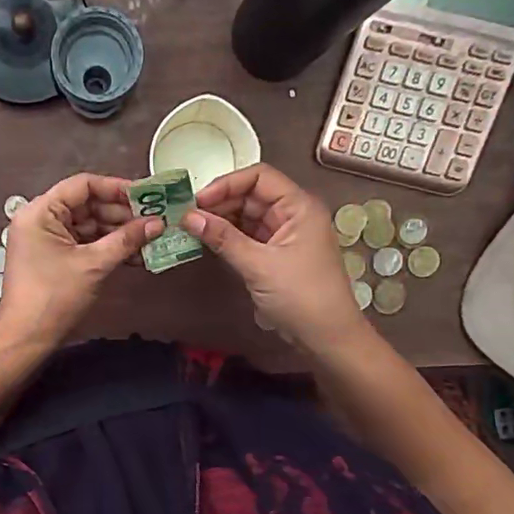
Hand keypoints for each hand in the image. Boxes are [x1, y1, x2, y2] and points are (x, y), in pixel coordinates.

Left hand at [0, 173, 162, 346]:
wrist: (26, 337)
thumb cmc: (54, 297)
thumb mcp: (93, 265)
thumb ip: (126, 240)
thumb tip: (157, 223)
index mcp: (40, 212)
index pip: (82, 185)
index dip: (116, 187)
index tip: (145, 196)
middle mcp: (40, 219)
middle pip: (87, 204)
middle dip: (121, 213)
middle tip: (154, 218)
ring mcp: (46, 239)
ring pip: (88, 225)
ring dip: (118, 232)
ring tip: (150, 237)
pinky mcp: (53, 257)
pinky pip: (83, 242)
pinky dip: (106, 246)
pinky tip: (134, 253)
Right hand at [183, 164, 365, 347]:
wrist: (326, 337)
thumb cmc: (300, 295)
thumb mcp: (258, 265)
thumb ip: (223, 238)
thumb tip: (189, 217)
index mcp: (299, 206)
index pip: (259, 177)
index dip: (226, 184)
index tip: (198, 201)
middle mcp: (293, 214)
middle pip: (251, 195)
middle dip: (220, 203)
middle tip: (187, 217)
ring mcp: (285, 235)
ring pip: (248, 216)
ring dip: (221, 220)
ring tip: (191, 228)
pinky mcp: (277, 255)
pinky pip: (249, 236)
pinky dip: (228, 237)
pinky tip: (207, 241)